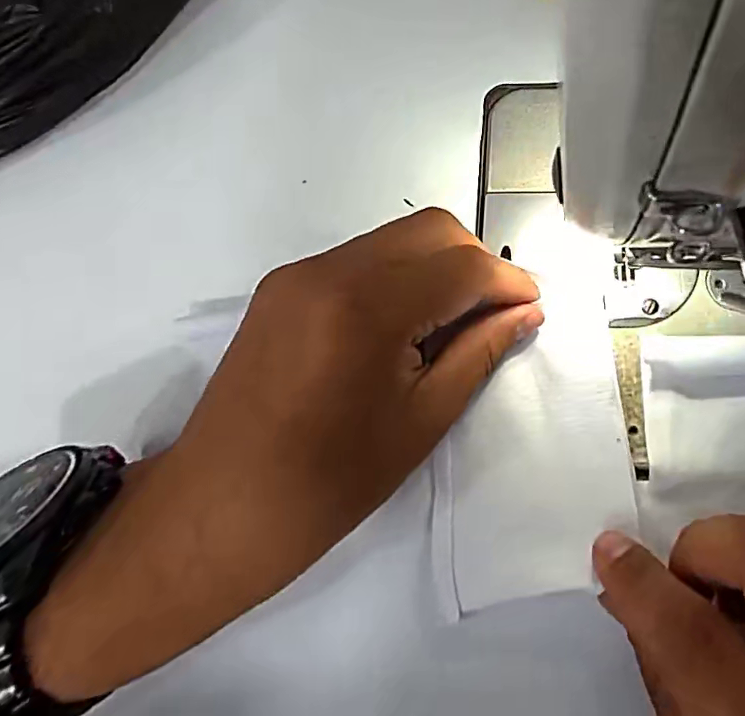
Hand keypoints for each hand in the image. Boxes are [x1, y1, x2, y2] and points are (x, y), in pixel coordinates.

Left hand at [27, 209, 542, 698]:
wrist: (212, 513)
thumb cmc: (326, 486)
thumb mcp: (422, 421)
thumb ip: (480, 352)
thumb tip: (526, 311)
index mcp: (365, 308)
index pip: (461, 266)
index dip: (508, 282)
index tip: (532, 307)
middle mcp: (330, 270)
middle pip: (432, 230)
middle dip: (478, 262)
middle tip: (497, 312)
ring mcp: (301, 272)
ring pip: (399, 237)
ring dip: (441, 264)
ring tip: (457, 320)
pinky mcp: (285, 284)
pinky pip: (365, 256)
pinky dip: (403, 274)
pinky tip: (409, 322)